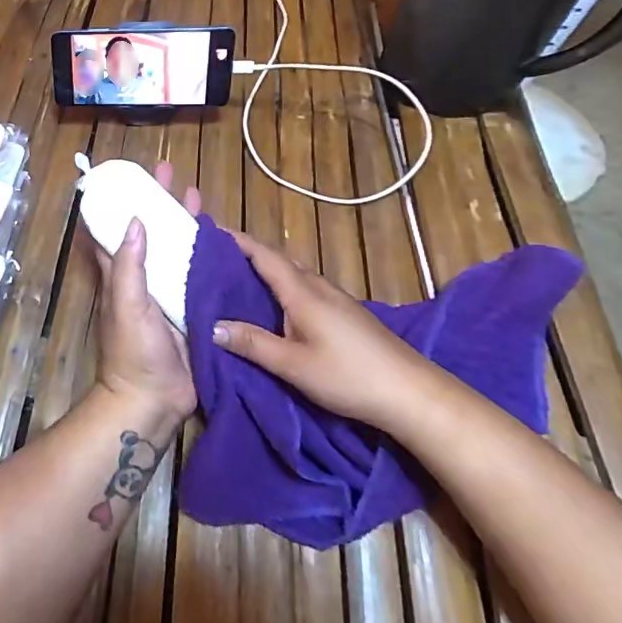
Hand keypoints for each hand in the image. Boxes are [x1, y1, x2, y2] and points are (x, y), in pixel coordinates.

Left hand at [91, 162, 199, 424]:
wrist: (155, 401)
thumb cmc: (133, 351)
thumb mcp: (125, 304)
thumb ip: (129, 265)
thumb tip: (135, 218)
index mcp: (124, 275)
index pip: (121, 229)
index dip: (127, 201)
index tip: (138, 176)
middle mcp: (147, 279)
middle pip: (154, 232)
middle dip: (161, 204)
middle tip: (174, 174)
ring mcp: (171, 294)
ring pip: (179, 249)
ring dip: (187, 223)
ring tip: (199, 194)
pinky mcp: (195, 308)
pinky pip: (203, 275)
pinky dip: (211, 255)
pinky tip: (226, 238)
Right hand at [214, 232, 436, 432]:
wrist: (411, 392)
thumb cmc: (349, 376)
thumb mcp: (293, 365)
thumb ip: (253, 343)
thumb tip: (212, 325)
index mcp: (302, 292)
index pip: (263, 255)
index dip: (237, 241)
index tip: (210, 231)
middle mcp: (318, 286)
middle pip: (278, 260)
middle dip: (247, 253)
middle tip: (216, 257)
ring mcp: (336, 298)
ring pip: (294, 273)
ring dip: (267, 270)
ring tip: (239, 278)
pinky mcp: (346, 313)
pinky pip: (306, 287)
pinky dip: (283, 286)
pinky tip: (277, 305)